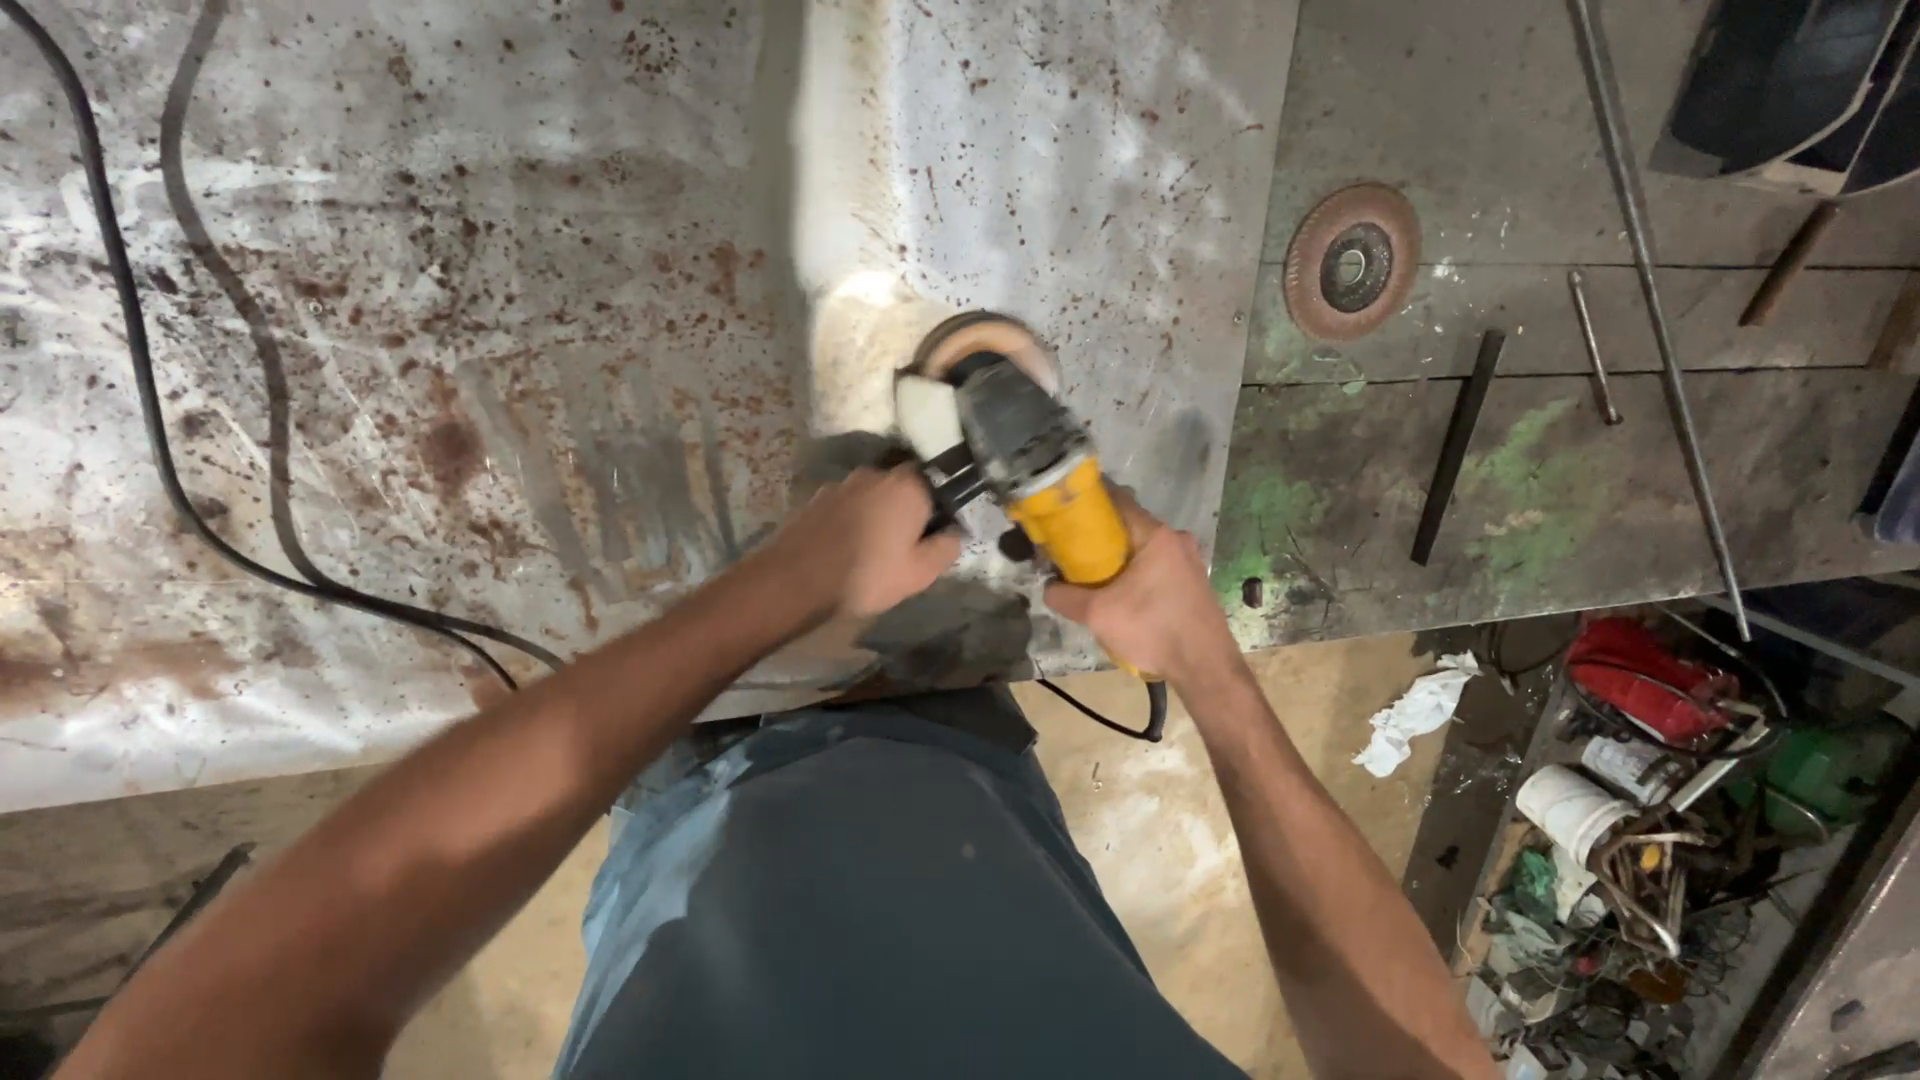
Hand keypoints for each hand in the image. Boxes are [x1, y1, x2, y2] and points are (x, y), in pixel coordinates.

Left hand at [762, 464, 961, 618]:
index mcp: (908, 486)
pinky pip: (848, 504)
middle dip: (909, 508)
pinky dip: (853, 519)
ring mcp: (842, 483)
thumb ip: (946, 548)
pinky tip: (847, 545)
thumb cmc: (867, 574)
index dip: (942, 506)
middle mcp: (876, 474)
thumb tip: (954, 533)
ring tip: (875, 546)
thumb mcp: (919, 573)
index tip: (938, 532)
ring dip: (878, 513)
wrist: (795, 580)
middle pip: (903, 485)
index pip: (938, 482)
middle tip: (908, 542)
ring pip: (873, 494)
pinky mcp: (817, 497)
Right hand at [1042, 488, 1239, 686]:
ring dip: (1119, 559)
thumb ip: (1065, 597)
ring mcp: (1189, 561)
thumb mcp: (1098, 615)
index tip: (1064, 514)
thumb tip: (1048, 588)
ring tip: (1093, 577)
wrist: (1205, 667)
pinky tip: (1122, 595)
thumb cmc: (1153, 630)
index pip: (1117, 501)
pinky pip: (1157, 567)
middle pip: (1129, 526)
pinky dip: (1137, 573)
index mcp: (1156, 535)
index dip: (1088, 504)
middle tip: (1072, 552)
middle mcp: (1176, 540)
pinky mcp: (1193, 582)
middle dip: (1099, 536)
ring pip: (1143, 549)